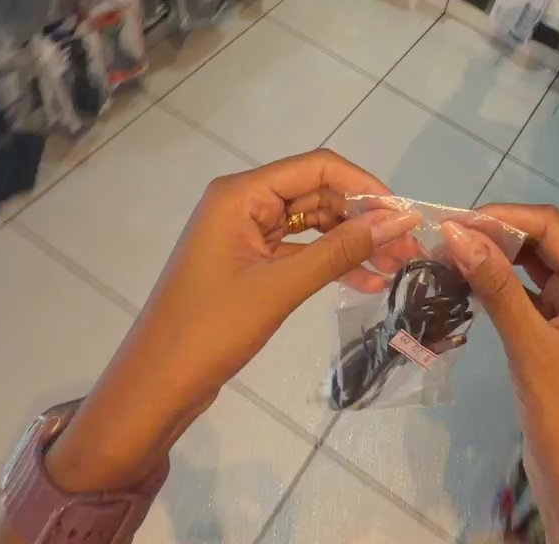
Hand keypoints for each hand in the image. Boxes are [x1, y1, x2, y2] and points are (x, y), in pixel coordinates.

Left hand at [44, 150, 419, 492]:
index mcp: (242, 193)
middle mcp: (244, 201)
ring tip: (394, 268)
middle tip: (406, 248)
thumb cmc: (210, 331)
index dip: (365, 186)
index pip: (318, 167)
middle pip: (318, 192)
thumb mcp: (281, 287)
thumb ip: (342, 249)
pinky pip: (300, 247)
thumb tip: (399, 220)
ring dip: (352, 241)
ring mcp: (246, 231)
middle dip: (363, 218)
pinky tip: (365, 281)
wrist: (152, 391)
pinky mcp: (250, 259)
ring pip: (313, 221)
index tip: (403, 214)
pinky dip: (331, 261)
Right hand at [442, 206, 558, 543]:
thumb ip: (496, 286)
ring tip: (449, 252)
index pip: (550, 227)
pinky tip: (467, 280)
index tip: (454, 222)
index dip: (503, 217)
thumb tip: (456, 234)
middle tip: (445, 237)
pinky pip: (526, 288)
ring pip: (532, 262)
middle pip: (542, 239)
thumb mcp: (530, 347)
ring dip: (494, 254)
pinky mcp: (556, 326)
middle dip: (496, 232)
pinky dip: (498, 281)